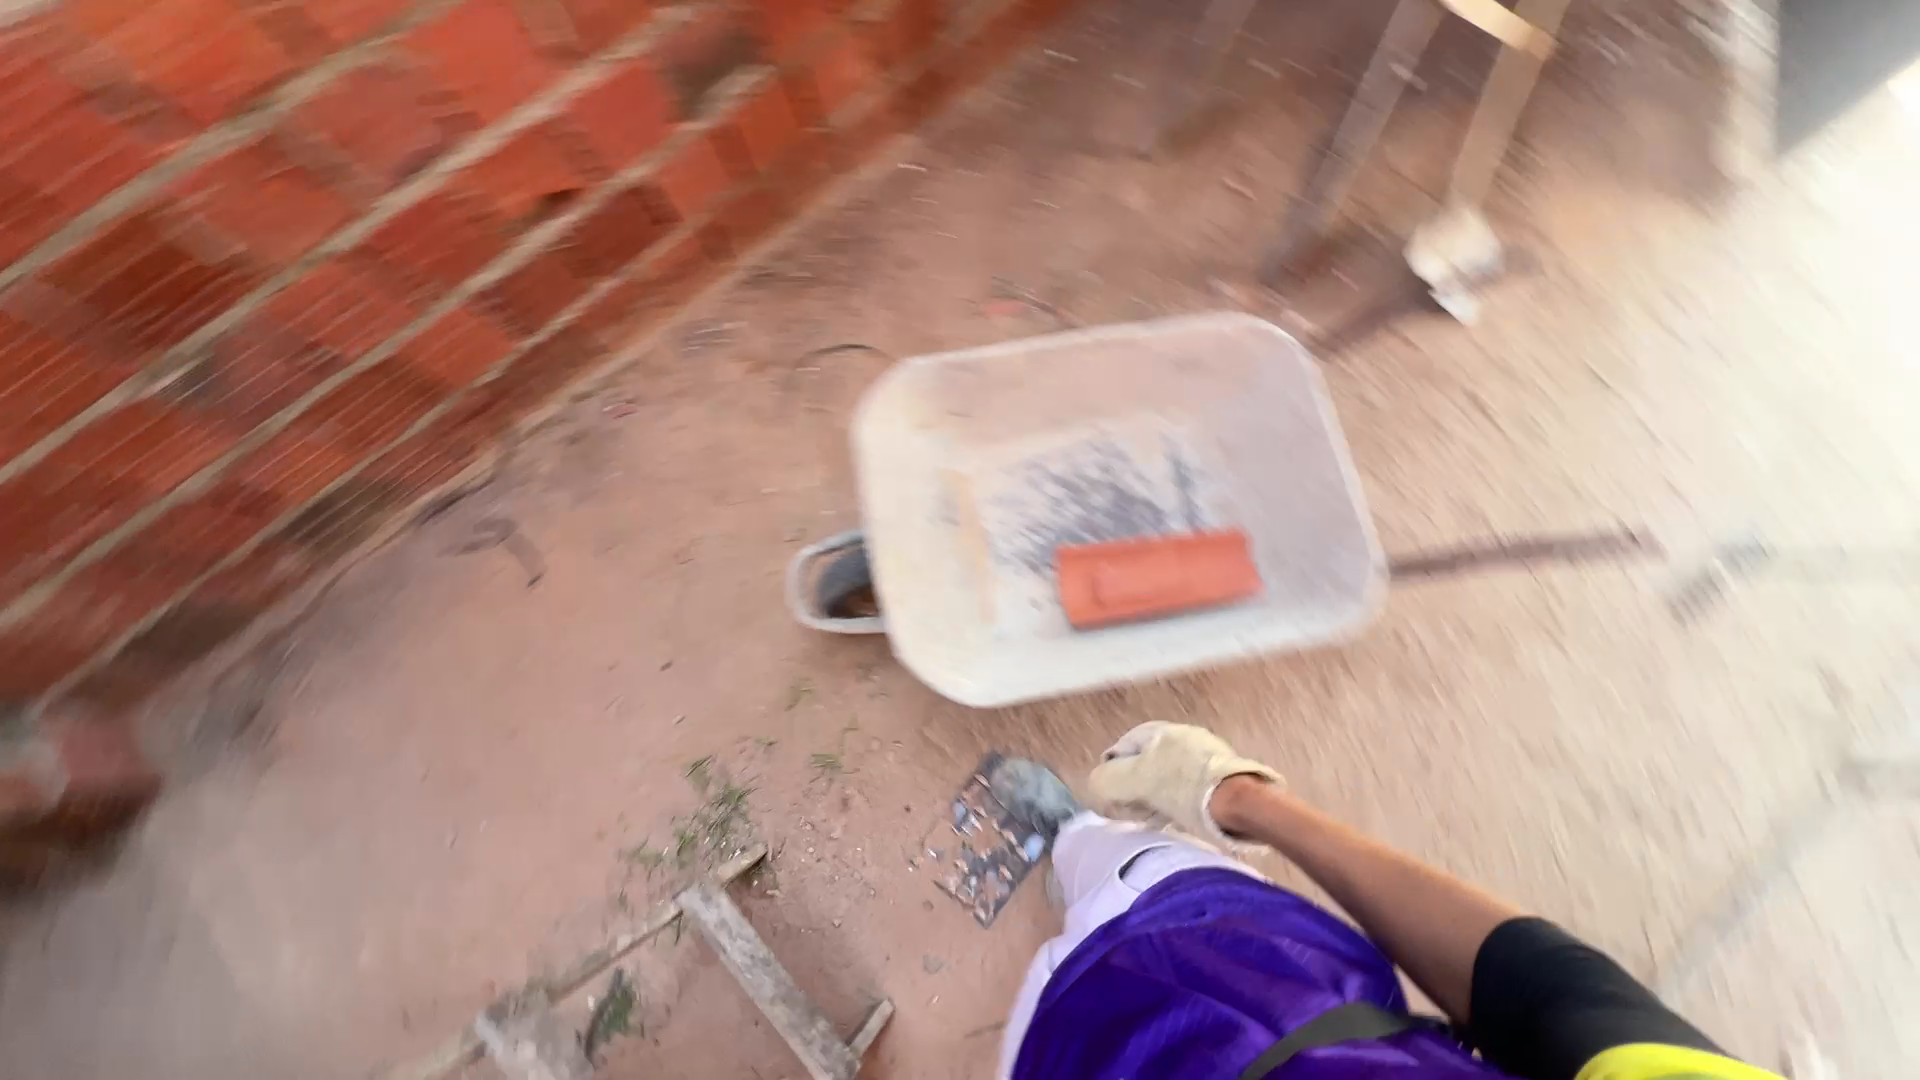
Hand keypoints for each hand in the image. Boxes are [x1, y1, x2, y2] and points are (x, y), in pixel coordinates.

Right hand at [1088, 721, 1281, 843]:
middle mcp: (1184, 736)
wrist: (1239, 804)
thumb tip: (1095, 783)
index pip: (1124, 745)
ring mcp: (1207, 756)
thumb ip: (1106, 780)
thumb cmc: (1181, 788)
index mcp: (1160, 730)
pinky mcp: (1224, 778)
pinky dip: (1179, 803)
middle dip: (1136, 785)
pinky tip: (1180, 821)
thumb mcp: (1132, 782)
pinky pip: (1191, 789)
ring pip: (1170, 777)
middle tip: (1130, 809)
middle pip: (1148, 762)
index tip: (1110, 794)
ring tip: (1154, 819)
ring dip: (1158, 797)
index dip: (1112, 770)